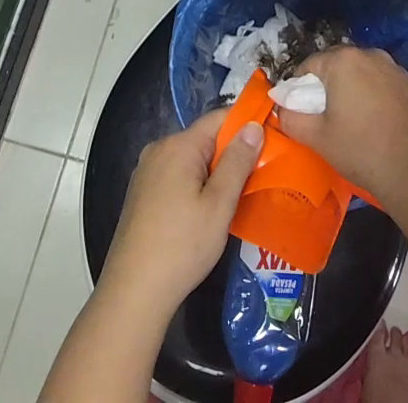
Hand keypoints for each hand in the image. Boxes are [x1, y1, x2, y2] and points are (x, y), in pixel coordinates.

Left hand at [99, 109, 264, 318]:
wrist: (135, 290)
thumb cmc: (182, 245)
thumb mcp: (219, 204)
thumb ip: (237, 161)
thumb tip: (252, 125)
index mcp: (177, 146)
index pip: (218, 118)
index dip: (247, 125)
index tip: (272, 140)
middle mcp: (158, 150)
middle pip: (204, 138)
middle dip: (232, 152)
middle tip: (261, 174)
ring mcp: (147, 172)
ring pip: (191, 159)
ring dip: (216, 171)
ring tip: (241, 194)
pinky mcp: (143, 193)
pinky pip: (177, 175)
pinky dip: (197, 184)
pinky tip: (210, 209)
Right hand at [276, 46, 407, 207]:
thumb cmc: (361, 149)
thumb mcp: (316, 137)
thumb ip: (290, 117)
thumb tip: (283, 108)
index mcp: (343, 61)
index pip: (308, 66)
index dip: (298, 89)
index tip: (300, 113)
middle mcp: (369, 55)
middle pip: (334, 65)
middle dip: (324, 86)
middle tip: (321, 118)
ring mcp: (393, 68)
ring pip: (358, 73)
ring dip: (347, 89)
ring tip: (347, 121)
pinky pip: (377, 82)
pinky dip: (368, 95)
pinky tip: (370, 121)